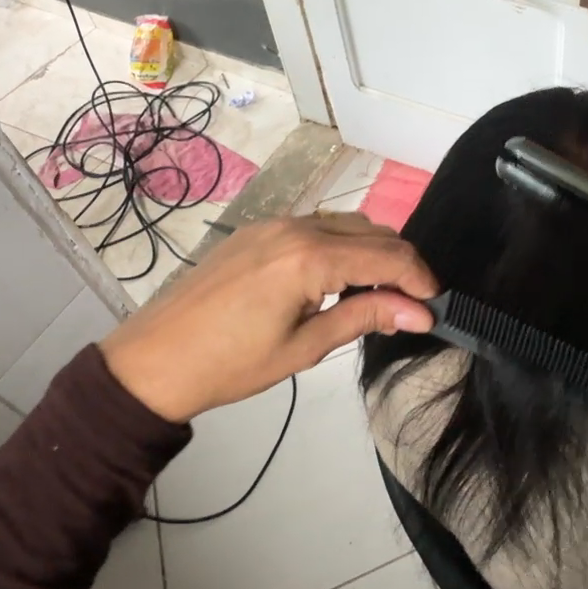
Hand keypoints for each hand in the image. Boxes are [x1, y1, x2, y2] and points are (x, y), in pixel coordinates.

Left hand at [101, 214, 438, 422]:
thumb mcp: (305, 348)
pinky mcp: (259, 230)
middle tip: (411, 305)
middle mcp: (296, 227)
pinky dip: (342, 246)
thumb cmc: (230, 364)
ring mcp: (275, 224)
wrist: (151, 361)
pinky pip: (318, 226)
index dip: (420, 279)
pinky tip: (338, 280)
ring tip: (378, 294)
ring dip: (372, 252)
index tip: (436, 306)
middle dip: (401, 264)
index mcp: (309, 257)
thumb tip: (422, 312)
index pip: (387, 255)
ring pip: (347, 224)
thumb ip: (366, 317)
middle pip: (373, 232)